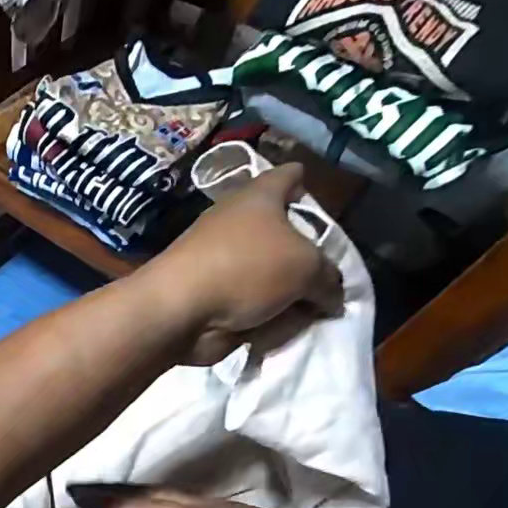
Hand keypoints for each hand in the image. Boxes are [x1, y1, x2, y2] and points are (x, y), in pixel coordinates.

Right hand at [66, 487, 419, 507]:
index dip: (119, 506)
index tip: (84, 498)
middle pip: (159, 497)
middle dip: (120, 493)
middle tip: (83, 491)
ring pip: (172, 496)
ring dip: (137, 495)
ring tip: (108, 496)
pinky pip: (185, 502)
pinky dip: (159, 501)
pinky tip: (155, 506)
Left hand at [142, 163, 343, 365]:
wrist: (178, 310)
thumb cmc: (245, 269)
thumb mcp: (307, 268)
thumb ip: (328, 278)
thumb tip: (329, 296)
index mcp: (257, 199)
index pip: (286, 176)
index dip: (302, 180)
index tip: (312, 191)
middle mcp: (234, 225)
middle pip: (280, 234)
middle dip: (303, 256)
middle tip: (328, 277)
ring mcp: (217, 263)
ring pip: (266, 276)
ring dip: (285, 296)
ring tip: (310, 312)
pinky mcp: (207, 297)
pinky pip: (249, 306)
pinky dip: (262, 318)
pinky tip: (280, 331)